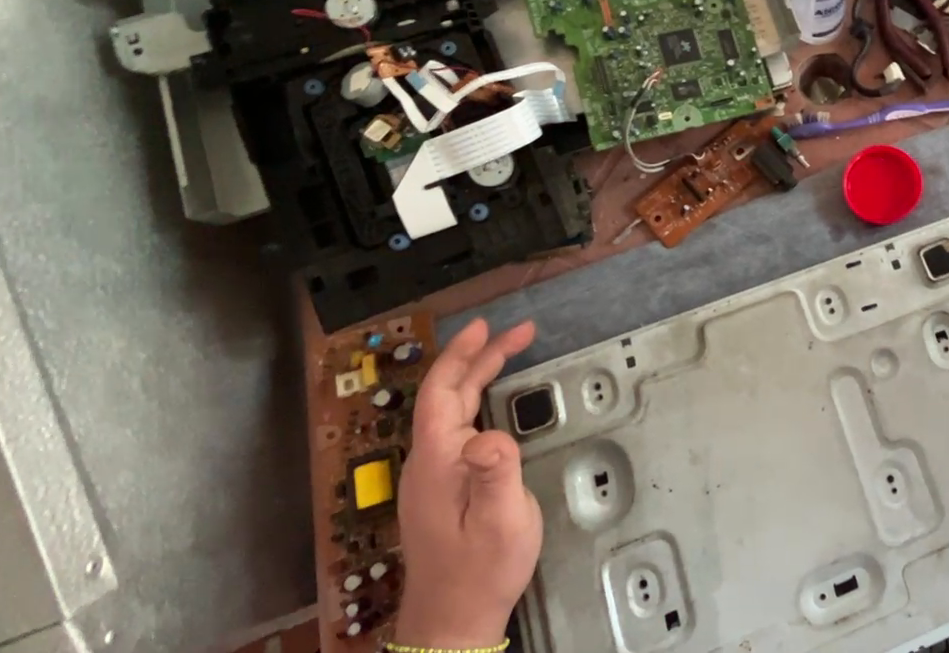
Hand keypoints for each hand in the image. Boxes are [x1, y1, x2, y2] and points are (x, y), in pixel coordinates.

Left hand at [394, 319, 540, 648]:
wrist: (452, 623)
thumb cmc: (481, 571)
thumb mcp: (501, 521)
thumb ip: (496, 473)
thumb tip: (486, 433)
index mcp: (437, 461)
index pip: (441, 392)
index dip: (462, 355)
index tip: (487, 326)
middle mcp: (428, 462)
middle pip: (448, 395)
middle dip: (481, 357)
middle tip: (520, 332)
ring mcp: (433, 476)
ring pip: (452, 411)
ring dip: (479, 376)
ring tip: (510, 352)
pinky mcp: (442, 489)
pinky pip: (457, 428)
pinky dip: (477, 400)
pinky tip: (491, 402)